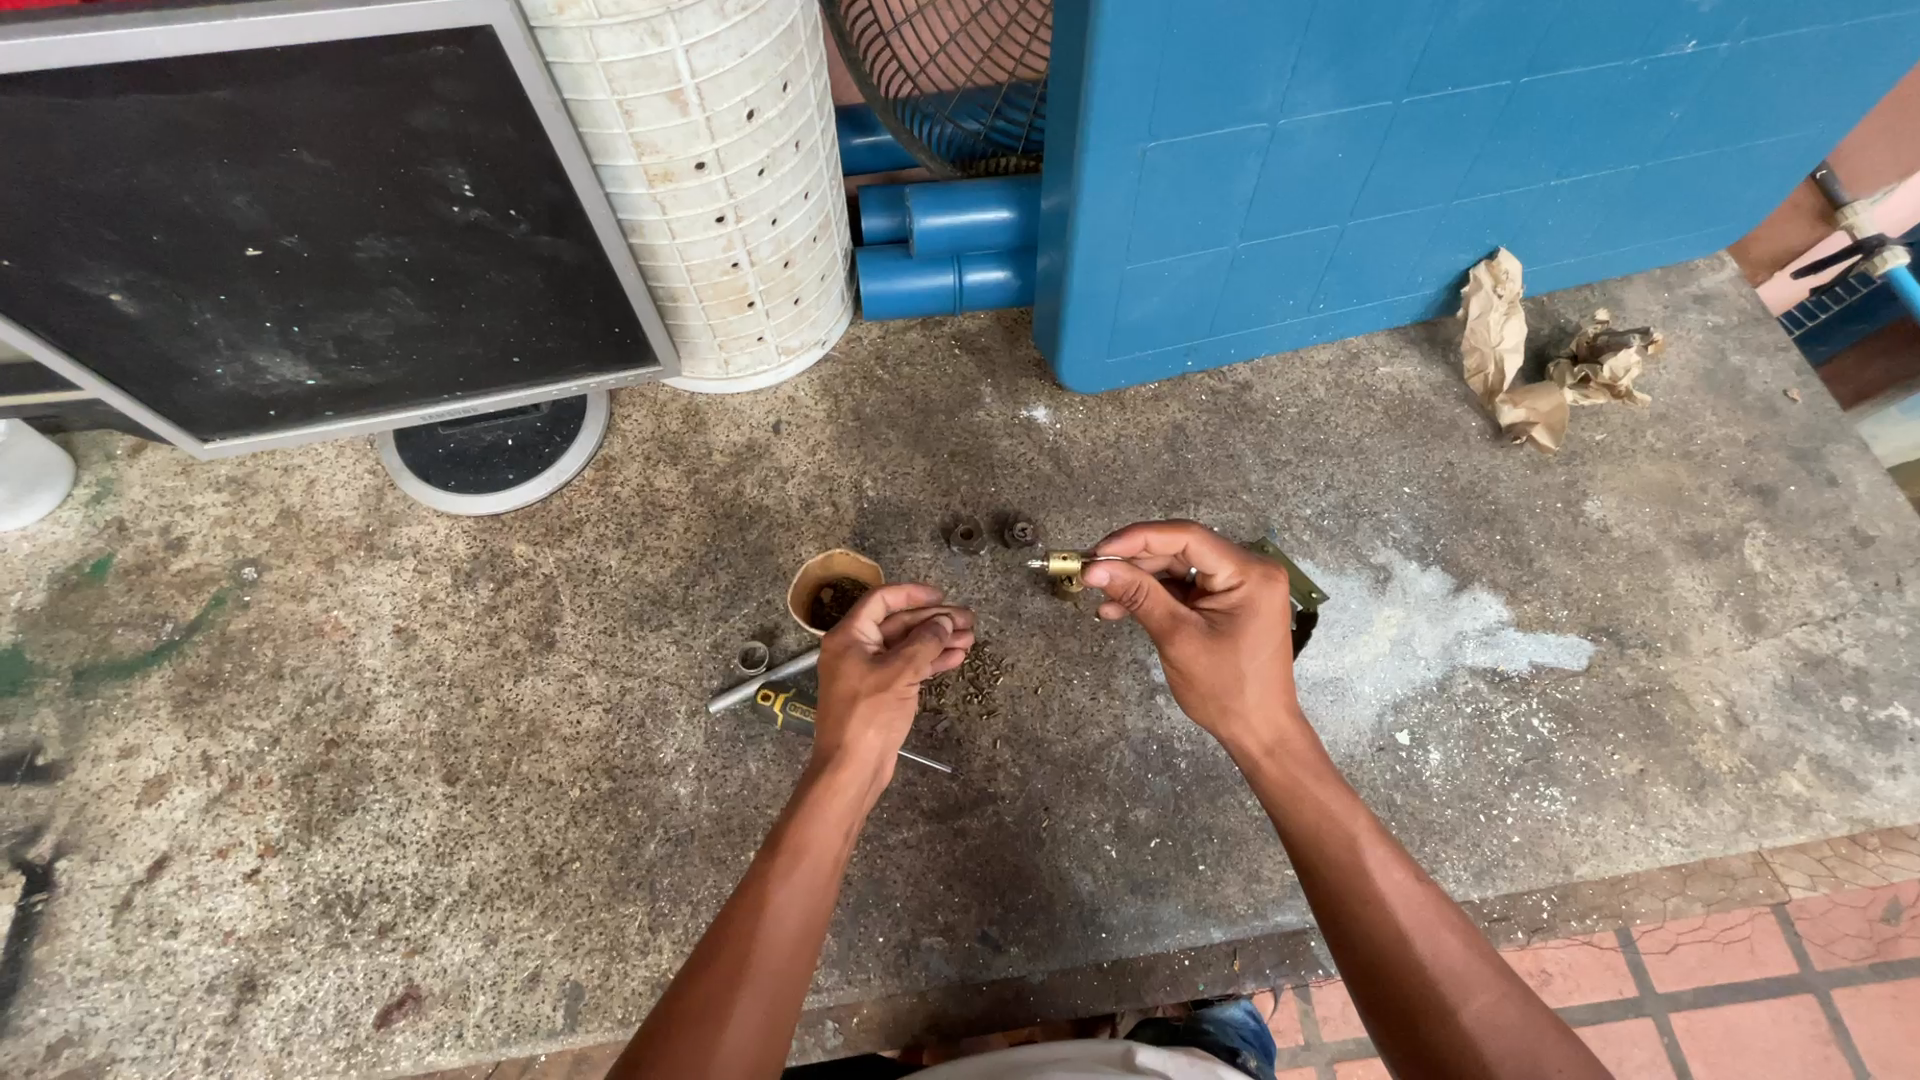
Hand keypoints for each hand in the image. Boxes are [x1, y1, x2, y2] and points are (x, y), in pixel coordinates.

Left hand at [813, 583, 974, 788]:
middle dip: (933, 621)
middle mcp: (856, 649)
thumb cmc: (869, 715)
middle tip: (968, 620)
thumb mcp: (899, 673)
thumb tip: (944, 623)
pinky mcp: (881, 692)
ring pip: (907, 646)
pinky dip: (930, 661)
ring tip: (969, 639)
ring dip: (937, 641)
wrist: (852, 767)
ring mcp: (869, 671)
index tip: (942, 596)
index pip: (882, 601)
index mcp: (849, 636)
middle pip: (899, 623)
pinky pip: (908, 667)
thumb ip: (925, 642)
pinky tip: (956, 658)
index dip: (912, 594)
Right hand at [1082, 521, 1303, 750]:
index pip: (1186, 537)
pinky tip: (1120, 608)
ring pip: (1177, 567)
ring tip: (1102, 595)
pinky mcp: (1226, 602)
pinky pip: (1184, 587)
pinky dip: (1154, 596)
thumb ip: (1138, 595)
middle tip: (1093, 572)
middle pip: (1180, 550)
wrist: (1258, 731)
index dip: (1137, 538)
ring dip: (1139, 580)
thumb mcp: (1176, 637)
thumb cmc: (1226, 690)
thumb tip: (1096, 568)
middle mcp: (1249, 570)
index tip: (1098, 552)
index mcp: (1249, 573)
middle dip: (1134, 561)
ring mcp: (1238, 586)